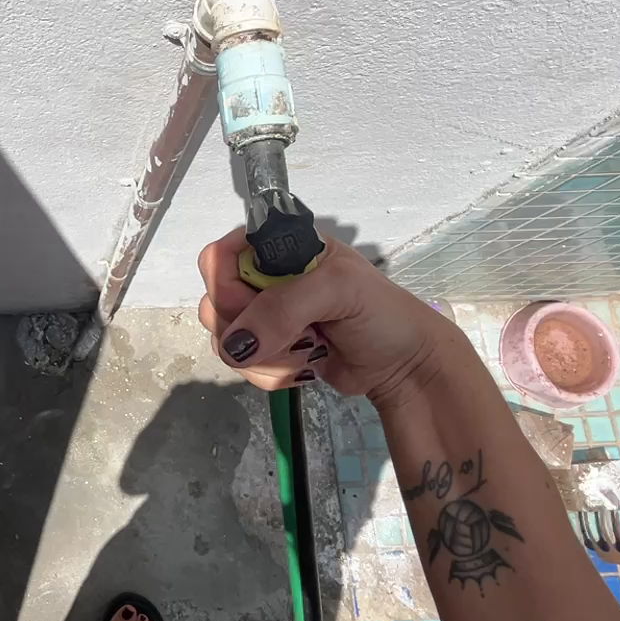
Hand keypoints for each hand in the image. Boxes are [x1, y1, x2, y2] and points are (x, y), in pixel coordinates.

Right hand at [196, 228, 473, 407]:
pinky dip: (270, 373)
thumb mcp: (338, 290)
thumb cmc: (380, 313)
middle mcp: (263, 277)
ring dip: (265, 356)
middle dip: (251, 328)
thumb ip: (283, 308)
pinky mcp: (267, 350)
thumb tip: (235, 345)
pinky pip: (242, 364)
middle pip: (215, 301)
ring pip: (224, 338)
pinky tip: (305, 367)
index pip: (218, 257)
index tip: (254, 306)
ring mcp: (262, 316)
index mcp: (278, 246)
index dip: (226, 286)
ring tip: (308, 351)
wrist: (404, 366)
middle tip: (295, 331)